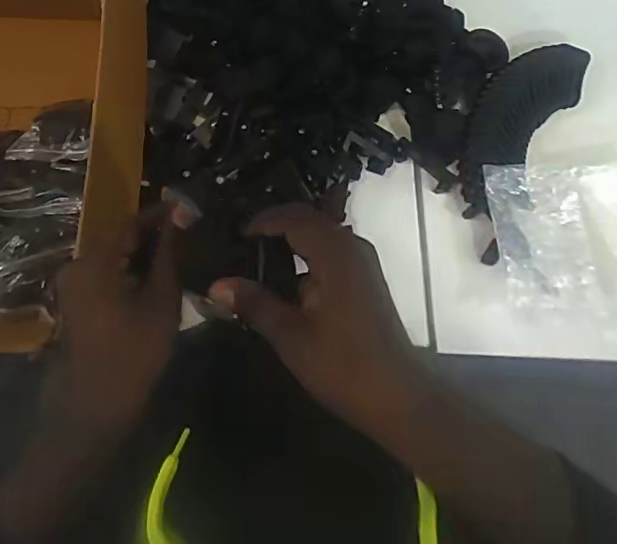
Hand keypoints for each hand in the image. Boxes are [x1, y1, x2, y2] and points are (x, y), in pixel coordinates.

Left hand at [51, 201, 188, 434]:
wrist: (92, 410)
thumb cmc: (132, 355)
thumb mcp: (161, 301)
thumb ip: (168, 254)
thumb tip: (179, 216)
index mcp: (95, 261)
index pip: (129, 221)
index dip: (158, 213)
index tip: (185, 208)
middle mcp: (76, 263)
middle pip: (117, 235)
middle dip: (149, 232)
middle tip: (183, 231)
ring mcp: (71, 282)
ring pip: (110, 253)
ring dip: (138, 251)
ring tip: (173, 252)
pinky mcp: (73, 299)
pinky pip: (103, 270)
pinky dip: (126, 268)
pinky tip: (150, 275)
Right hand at [209, 203, 428, 438]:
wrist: (400, 399)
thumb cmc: (343, 366)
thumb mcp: (290, 336)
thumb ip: (254, 303)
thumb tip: (216, 286)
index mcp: (334, 252)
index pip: (291, 217)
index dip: (261, 221)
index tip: (233, 235)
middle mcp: (351, 246)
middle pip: (306, 218)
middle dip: (273, 224)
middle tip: (241, 241)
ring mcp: (362, 261)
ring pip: (319, 232)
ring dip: (289, 237)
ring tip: (258, 256)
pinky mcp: (365, 278)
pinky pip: (329, 248)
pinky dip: (305, 252)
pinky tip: (287, 279)